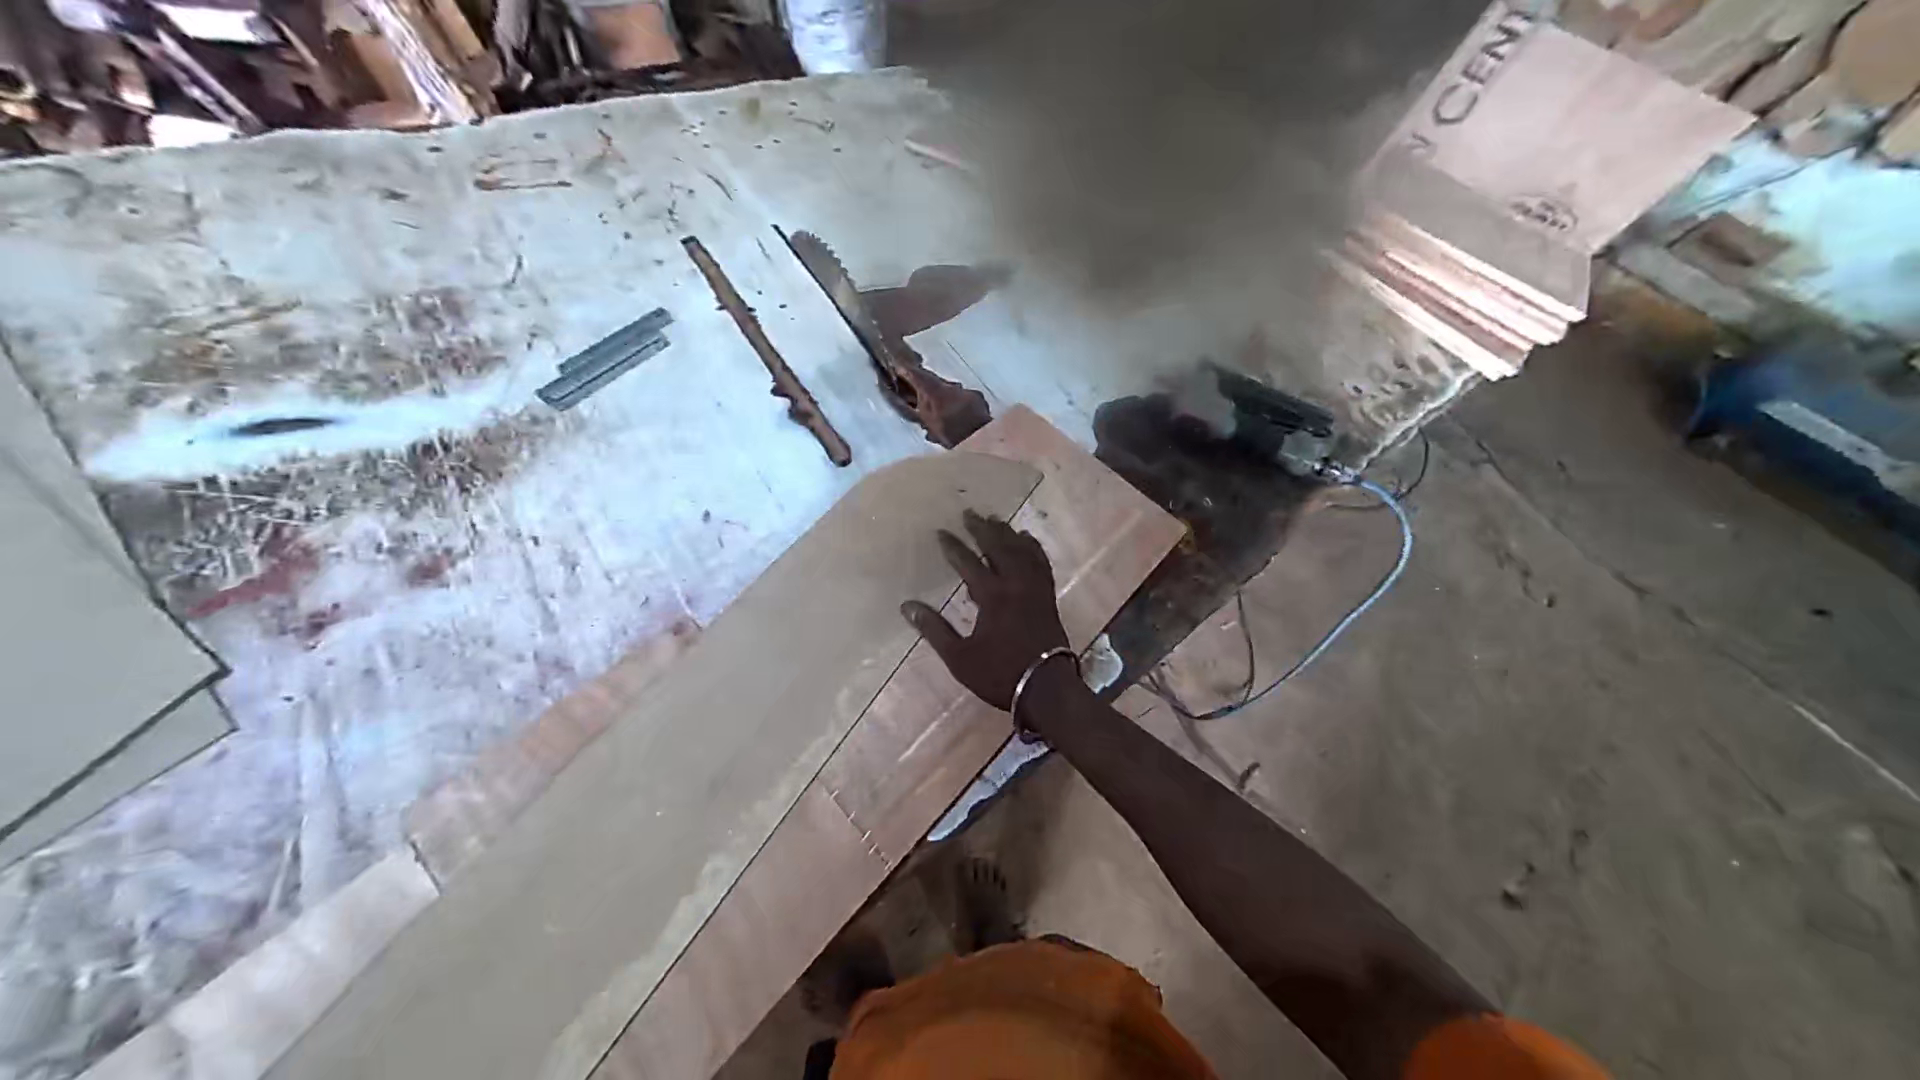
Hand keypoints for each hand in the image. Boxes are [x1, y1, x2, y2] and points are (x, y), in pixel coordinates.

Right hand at [901, 510, 1068, 709]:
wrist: (1046, 687)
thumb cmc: (999, 674)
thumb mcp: (960, 657)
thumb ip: (934, 629)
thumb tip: (907, 606)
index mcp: (992, 596)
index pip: (968, 562)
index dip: (953, 546)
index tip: (941, 532)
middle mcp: (1015, 584)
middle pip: (998, 547)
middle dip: (982, 529)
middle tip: (969, 513)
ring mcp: (1035, 588)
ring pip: (1021, 550)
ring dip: (1006, 533)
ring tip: (994, 520)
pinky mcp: (1048, 595)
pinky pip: (1041, 562)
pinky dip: (1032, 547)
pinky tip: (1026, 540)